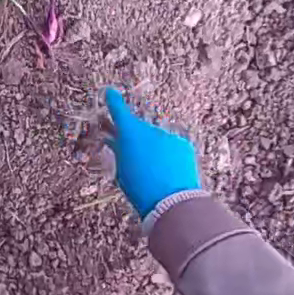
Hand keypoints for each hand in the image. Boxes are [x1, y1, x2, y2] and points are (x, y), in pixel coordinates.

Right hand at [104, 87, 201, 217]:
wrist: (172, 201)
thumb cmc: (140, 189)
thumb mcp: (121, 170)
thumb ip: (118, 151)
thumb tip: (114, 139)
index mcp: (130, 134)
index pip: (119, 111)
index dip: (113, 101)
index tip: (110, 92)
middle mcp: (149, 129)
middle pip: (138, 130)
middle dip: (135, 139)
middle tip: (133, 155)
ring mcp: (168, 135)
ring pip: (156, 139)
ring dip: (153, 149)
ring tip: (153, 171)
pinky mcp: (183, 144)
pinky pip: (171, 146)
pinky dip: (168, 155)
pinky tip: (168, 171)